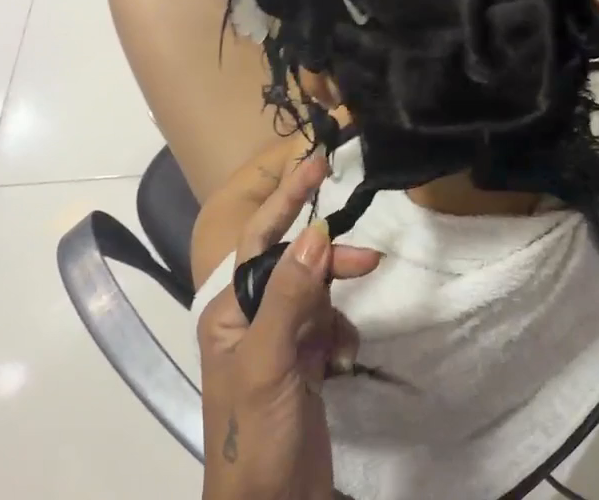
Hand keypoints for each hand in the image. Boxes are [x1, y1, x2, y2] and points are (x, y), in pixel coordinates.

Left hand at [199, 151, 379, 499]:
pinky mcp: (303, 366)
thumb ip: (291, 295)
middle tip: (371, 261)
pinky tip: (339, 364)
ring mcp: (279, 342)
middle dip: (329, 263)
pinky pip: (329, 329)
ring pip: (317, 297)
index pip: (260, 239)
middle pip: (296, 265)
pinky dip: (340, 340)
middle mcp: (250, 318)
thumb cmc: (256, 434)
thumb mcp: (269, 361)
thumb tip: (316, 232)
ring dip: (336, 313)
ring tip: (340, 348)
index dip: (288, 200)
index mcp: (228, 311)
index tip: (319, 164)